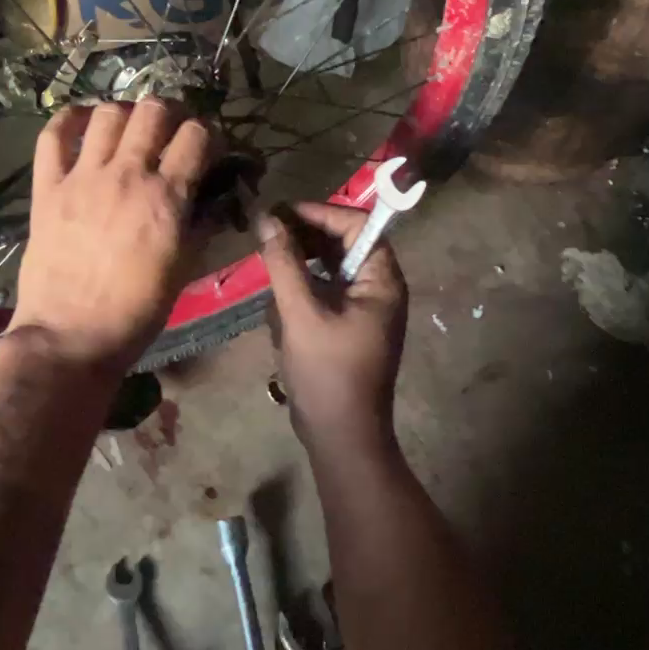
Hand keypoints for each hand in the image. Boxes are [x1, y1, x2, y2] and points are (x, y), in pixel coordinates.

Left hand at [10, 100, 216, 373]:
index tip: (208, 148)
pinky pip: (53, 135)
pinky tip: (84, 122)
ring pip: (108, 113)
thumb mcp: (184, 268)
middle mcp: (126, 175)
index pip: (197, 135)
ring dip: (126, 113)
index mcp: (165, 198)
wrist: (71, 336)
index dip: (209, 134)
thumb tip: (219, 195)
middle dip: (172, 112)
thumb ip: (203, 224)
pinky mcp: (47, 187)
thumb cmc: (136, 312)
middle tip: (171, 131)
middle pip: (154, 110)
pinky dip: (69, 119)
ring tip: (130, 130)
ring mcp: (82, 178)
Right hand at [257, 203, 408, 451]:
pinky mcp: (348, 326)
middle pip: (343, 243)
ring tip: (268, 260)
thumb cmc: (328, 372)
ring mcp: (364, 309)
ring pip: (331, 267)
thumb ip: (284, 263)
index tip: (282, 213)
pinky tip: (278, 296)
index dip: (320, 213)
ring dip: (301, 262)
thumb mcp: (301, 313)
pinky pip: (325, 291)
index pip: (357, 225)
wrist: (342, 436)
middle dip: (306, 236)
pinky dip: (303, 288)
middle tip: (267, 232)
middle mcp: (379, 289)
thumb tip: (267, 218)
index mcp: (382, 281)